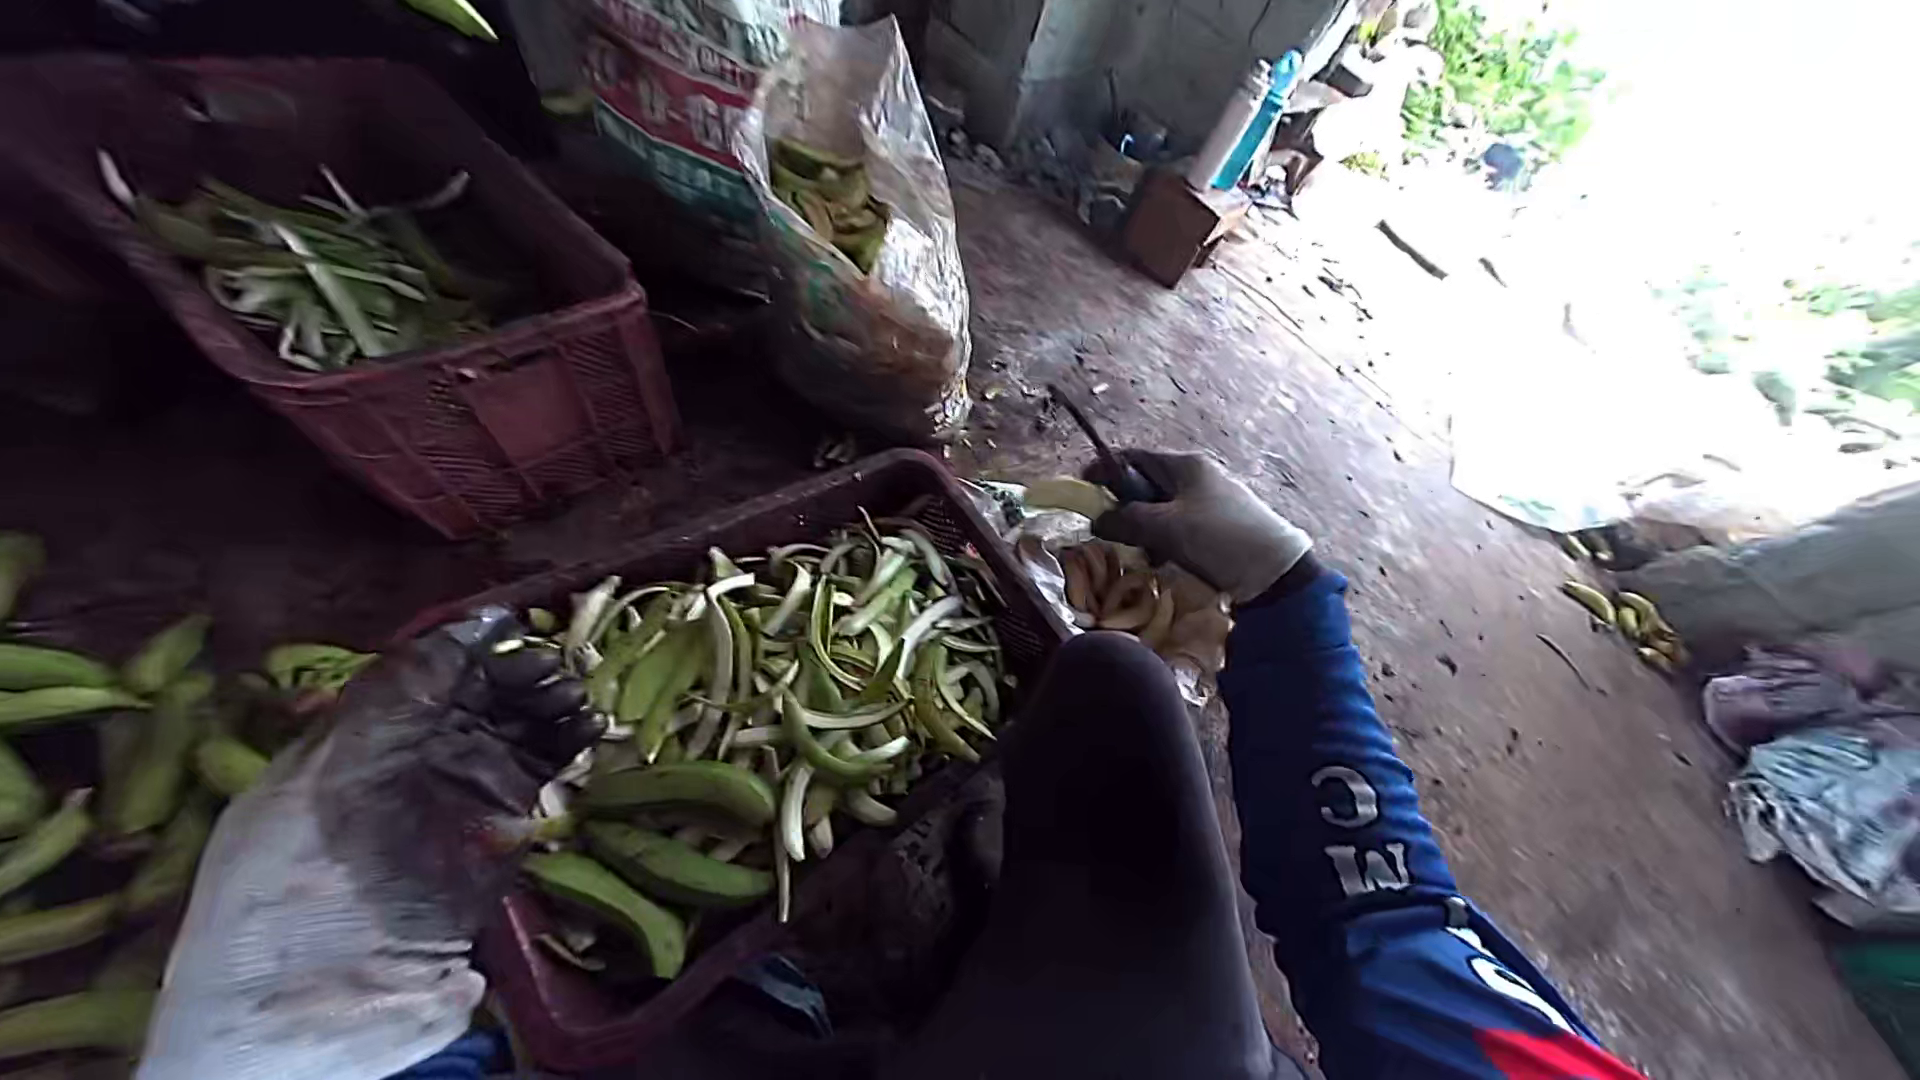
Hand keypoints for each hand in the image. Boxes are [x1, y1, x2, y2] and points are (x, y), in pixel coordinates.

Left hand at [139, 607, 602, 1079]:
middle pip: (490, 684)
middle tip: (553, 676)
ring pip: (528, 714)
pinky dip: (575, 734)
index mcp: (366, 732)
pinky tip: (588, 728)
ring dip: (556, 698)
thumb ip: (400, 695)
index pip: (434, 666)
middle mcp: (422, 747)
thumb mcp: (330, 780)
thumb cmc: (306, 886)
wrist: (336, 1005)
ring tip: (572, 704)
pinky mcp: (514, 811)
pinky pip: (552, 756)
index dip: (477, 642)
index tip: (519, 627)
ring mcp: (472, 779)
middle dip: (525, 669)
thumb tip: (478, 621)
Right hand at [1089, 450, 1311, 603]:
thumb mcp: (1165, 527)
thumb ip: (1125, 519)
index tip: (1083, 490)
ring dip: (1142, 528)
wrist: (1275, 574)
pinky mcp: (1213, 525)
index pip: (1132, 457)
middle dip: (1123, 506)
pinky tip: (1162, 558)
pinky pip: (1174, 525)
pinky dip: (1161, 539)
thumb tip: (1096, 520)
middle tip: (1110, 528)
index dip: (1104, 470)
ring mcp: (1206, 501)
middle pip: (1143, 484)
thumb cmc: (1217, 539)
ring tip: (1140, 550)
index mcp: (1185, 465)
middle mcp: (1195, 476)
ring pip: (1157, 508)